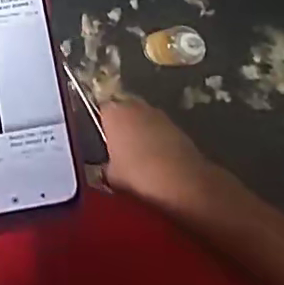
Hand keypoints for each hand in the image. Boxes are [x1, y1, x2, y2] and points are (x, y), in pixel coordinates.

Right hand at [100, 96, 227, 212]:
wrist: (182, 180)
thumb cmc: (139, 175)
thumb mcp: (112, 177)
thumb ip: (104, 167)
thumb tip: (105, 167)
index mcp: (113, 112)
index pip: (100, 109)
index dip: (100, 125)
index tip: (101, 142)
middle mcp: (132, 104)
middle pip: (121, 109)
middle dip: (121, 125)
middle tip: (118, 148)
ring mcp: (155, 112)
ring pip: (140, 117)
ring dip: (139, 130)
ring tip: (138, 155)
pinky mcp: (174, 123)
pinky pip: (157, 127)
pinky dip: (155, 137)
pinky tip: (156, 158)